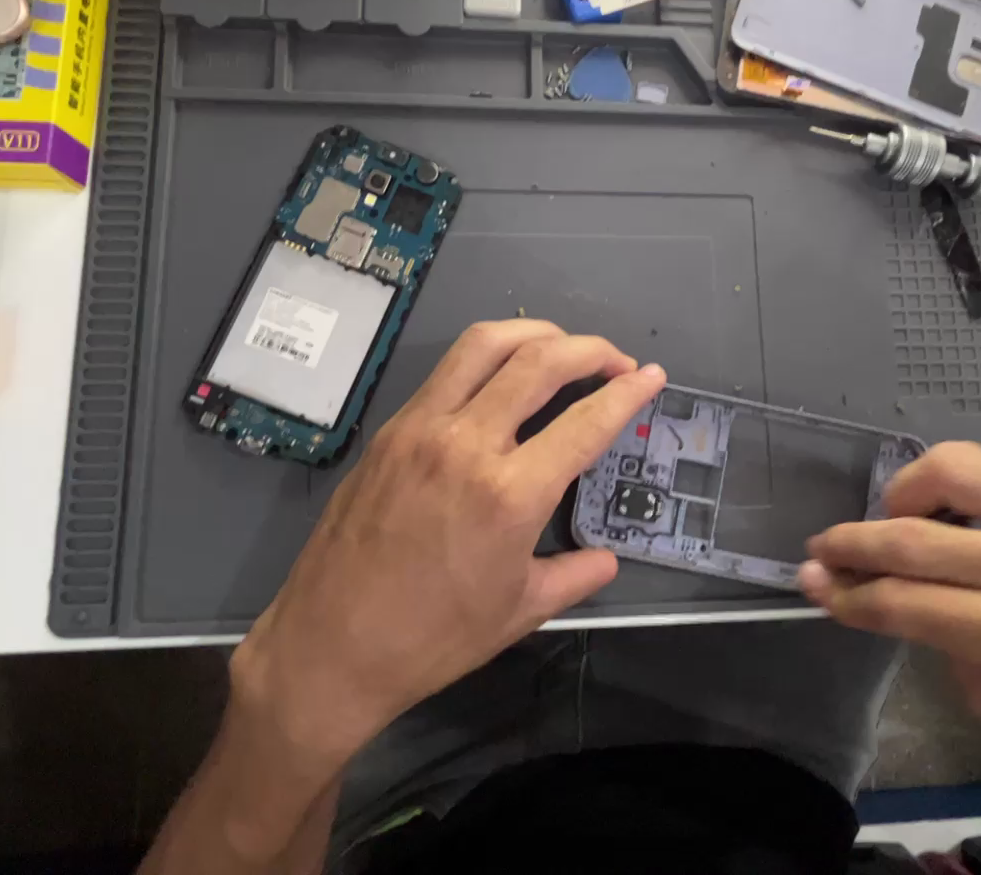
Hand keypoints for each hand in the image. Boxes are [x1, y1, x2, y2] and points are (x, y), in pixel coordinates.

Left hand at [232, 320, 665, 757]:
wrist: (328, 647)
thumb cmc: (432, 639)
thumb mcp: (519, 612)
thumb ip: (576, 576)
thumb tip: (607, 559)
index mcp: (510, 494)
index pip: (586, 422)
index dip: (629, 393)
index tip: (652, 377)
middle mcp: (467, 444)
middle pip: (540, 361)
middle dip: (591, 349)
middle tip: (616, 361)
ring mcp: (421, 428)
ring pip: (485, 345)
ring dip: (536, 333)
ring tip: (562, 346)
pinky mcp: (390, 429)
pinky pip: (447, 371)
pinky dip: (488, 357)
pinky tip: (502, 377)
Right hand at [800, 442, 980, 817]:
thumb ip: (947, 644)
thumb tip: (888, 595)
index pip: (916, 605)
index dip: (853, 596)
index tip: (813, 587)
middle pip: (923, 538)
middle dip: (855, 544)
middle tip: (820, 552)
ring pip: (957, 472)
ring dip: (899, 494)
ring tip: (882, 522)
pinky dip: (944, 483)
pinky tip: (932, 511)